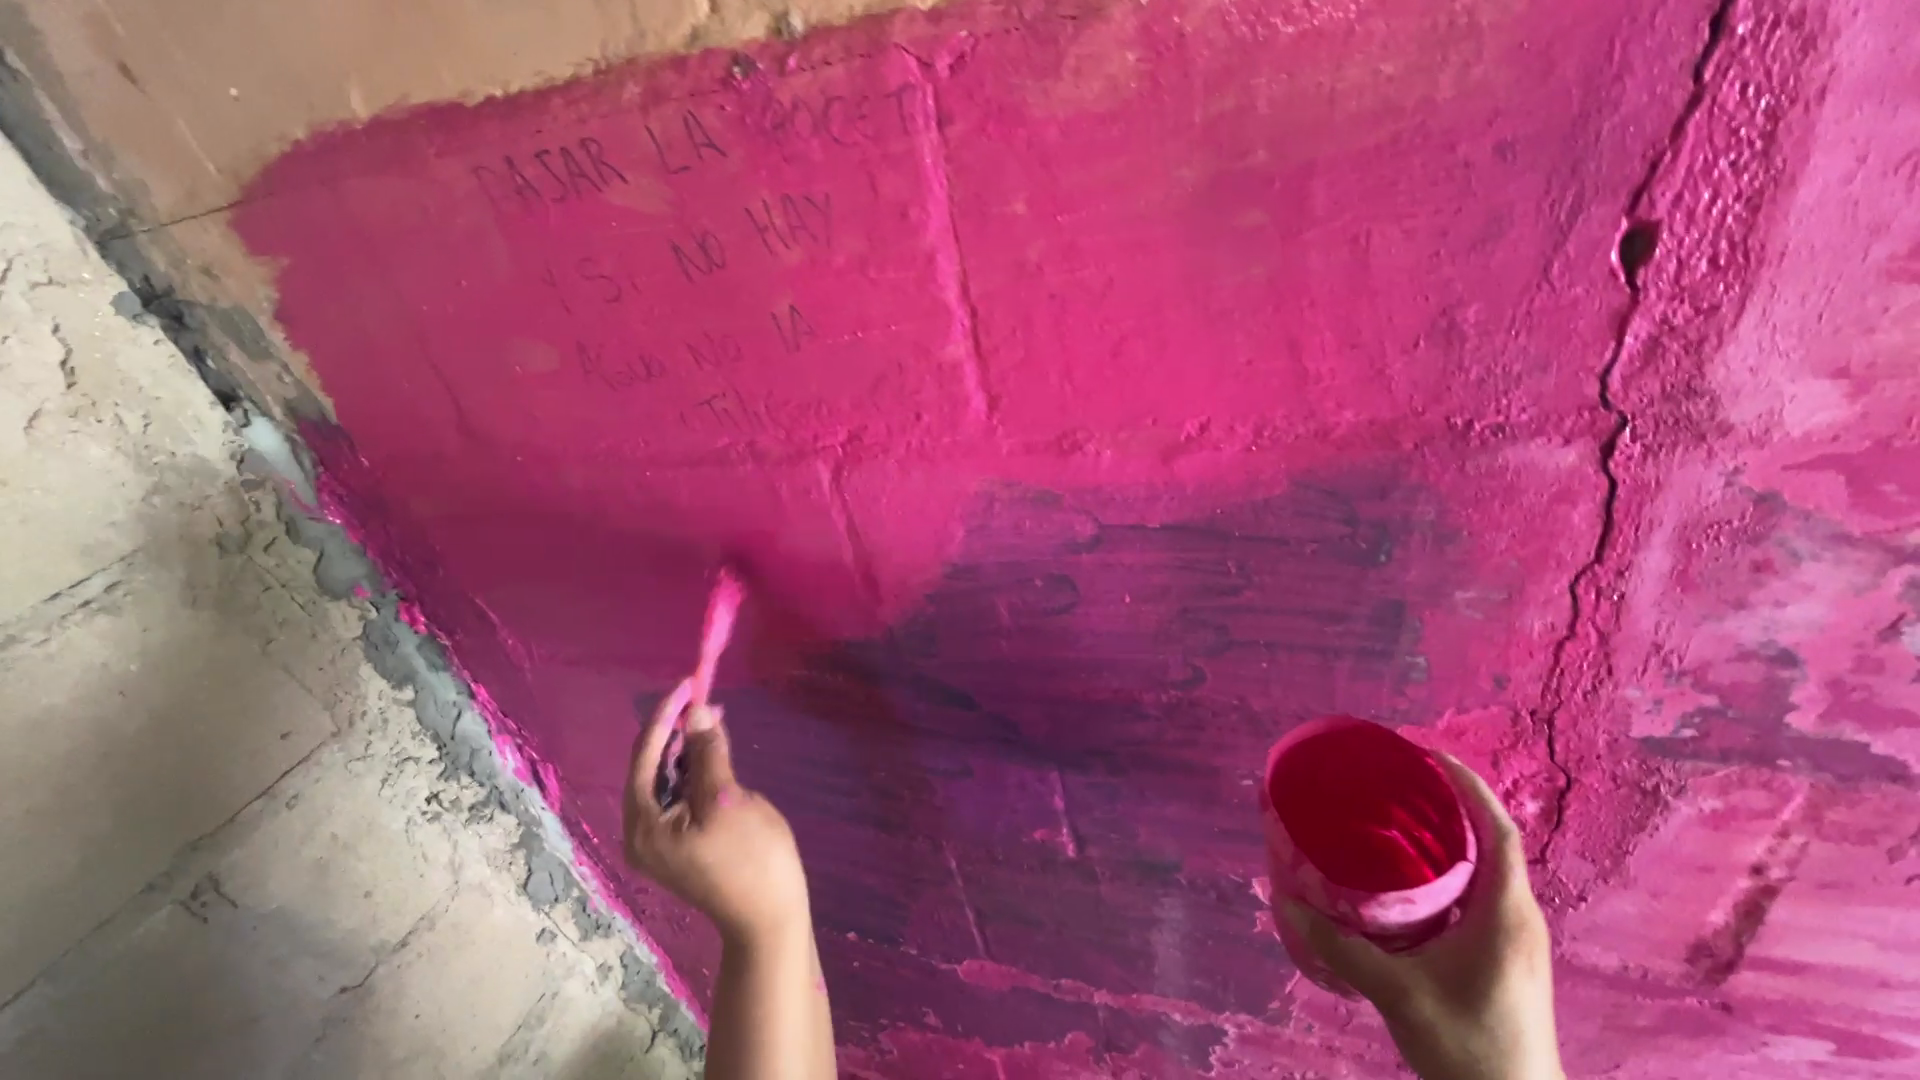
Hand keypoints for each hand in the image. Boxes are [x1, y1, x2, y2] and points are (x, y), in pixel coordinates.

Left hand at [624, 679, 811, 945]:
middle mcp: (641, 834)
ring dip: (686, 750)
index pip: (644, 756)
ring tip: (710, 720)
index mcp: (643, 825)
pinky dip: (693, 772)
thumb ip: (707, 753)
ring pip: (666, 782)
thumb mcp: (727, 798)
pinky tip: (712, 754)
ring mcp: (659, 843)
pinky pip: (679, 798)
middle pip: (650, 768)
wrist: (769, 918)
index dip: (664, 716)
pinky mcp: (680, 846)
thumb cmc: (750, 858)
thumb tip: (696, 713)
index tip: (688, 684)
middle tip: (702, 698)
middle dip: (674, 731)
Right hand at [1282, 753, 1563, 1079]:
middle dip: (1455, 801)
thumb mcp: (1396, 994)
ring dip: (1456, 833)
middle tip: (1402, 778)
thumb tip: (1289, 902)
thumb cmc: (1466, 1047)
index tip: (1428, 755)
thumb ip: (1341, 948)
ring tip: (1403, 813)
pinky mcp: (1507, 954)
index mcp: (1505, 915)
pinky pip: (1482, 889)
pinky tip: (1414, 874)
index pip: (1499, 832)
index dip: (1469, 787)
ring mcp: (1517, 938)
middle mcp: (1519, 917)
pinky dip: (1454, 865)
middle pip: (1496, 840)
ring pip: (1491, 866)